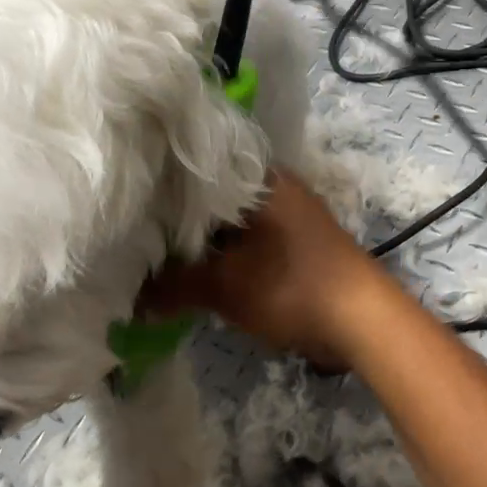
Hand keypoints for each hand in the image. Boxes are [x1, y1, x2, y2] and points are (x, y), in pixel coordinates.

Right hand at [141, 168, 390, 369]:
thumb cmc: (292, 285)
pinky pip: (244, 240)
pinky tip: (192, 272)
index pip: (196, 166)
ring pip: (228, 221)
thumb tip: (131, 298)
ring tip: (153, 254)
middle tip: (131, 231)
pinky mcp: (291, 242)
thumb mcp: (225, 286)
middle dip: (176, 218)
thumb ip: (174, 286)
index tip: (126, 200)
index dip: (160, 185)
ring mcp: (284, 213)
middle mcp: (273, 185)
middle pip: (211, 195)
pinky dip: (221, 254)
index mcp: (259, 176)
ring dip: (199, 240)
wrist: (360, 320)